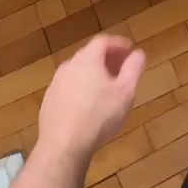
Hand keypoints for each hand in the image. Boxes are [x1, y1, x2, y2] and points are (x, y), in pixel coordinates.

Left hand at [35, 35, 145, 165]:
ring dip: (93, 73)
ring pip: (78, 71)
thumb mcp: (126, 92)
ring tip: (107, 87)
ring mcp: (56, 83)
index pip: (103, 41)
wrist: (63, 145)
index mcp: (87, 59)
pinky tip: (88, 104)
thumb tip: (138, 53)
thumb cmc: (99, 116)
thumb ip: (134, 68)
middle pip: (90, 55)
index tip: (130, 50)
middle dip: (107, 58)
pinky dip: (81, 87)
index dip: (118, 43)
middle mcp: (69, 66)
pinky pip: (69, 86)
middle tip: (122, 68)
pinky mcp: (49, 101)